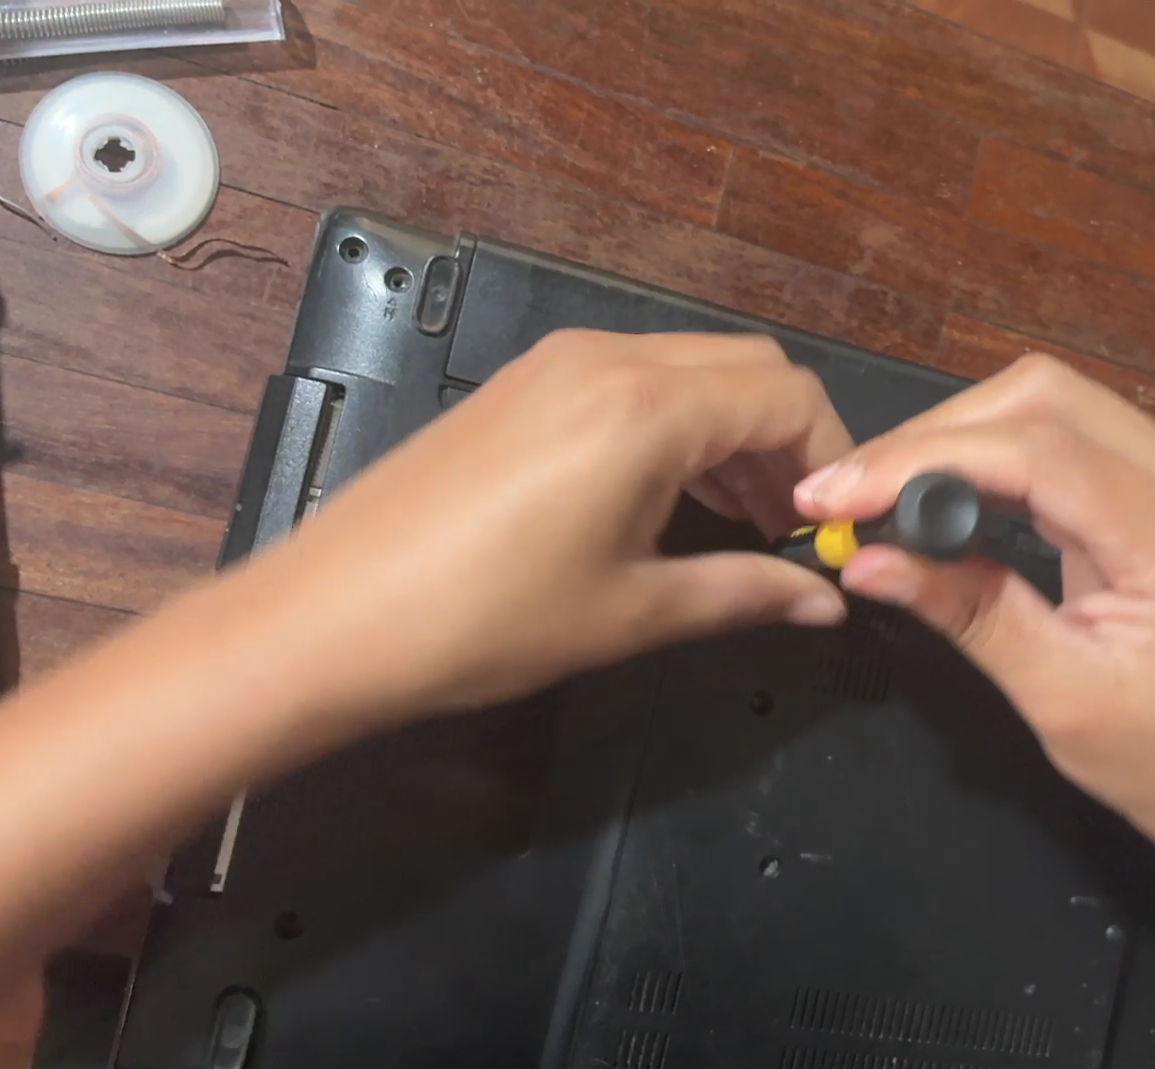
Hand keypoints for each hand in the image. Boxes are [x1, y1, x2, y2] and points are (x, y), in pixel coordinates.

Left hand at [247, 330, 849, 725]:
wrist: (322, 623)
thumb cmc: (485, 620)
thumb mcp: (637, 611)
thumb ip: (750, 593)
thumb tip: (827, 603)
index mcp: (646, 409)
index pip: (789, 395)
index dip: (832, 457)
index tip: (832, 523)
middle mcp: (610, 360)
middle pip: (752, 367)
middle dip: (793, 440)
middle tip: (792, 522)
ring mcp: (563, 363)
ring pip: (699, 370)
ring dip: (741, 433)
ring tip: (748, 515)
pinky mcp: (531, 384)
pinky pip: (643, 381)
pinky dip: (688, 426)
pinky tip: (683, 491)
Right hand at [794, 355, 1154, 856]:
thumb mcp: (1057, 696)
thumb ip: (967, 613)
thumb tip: (864, 560)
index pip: (1041, 457)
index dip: (927, 460)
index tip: (839, 492)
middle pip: (1043, 401)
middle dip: (932, 436)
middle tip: (852, 489)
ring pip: (1048, 402)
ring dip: (954, 436)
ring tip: (881, 486)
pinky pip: (1062, 431)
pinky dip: (988, 448)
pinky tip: (940, 483)